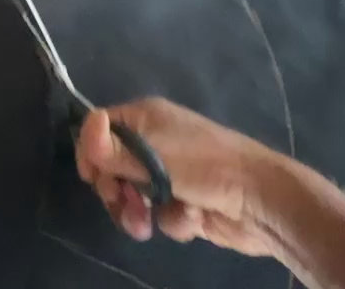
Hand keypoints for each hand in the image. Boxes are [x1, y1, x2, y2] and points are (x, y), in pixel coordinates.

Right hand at [76, 97, 283, 254]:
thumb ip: (112, 149)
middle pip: (114, 165)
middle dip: (115, 190)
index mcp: (145, 118)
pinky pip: (163, 213)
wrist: (261, 200)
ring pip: (136, 195)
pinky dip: (173, 220)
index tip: (93, 178)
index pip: (101, 128)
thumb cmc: (202, 166)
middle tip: (123, 204)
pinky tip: (192, 221)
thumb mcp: (152, 155)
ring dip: (138, 212)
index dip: (91, 151)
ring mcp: (172, 174)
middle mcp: (155, 142)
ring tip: (147, 226)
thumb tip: (83, 129)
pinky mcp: (187, 202)